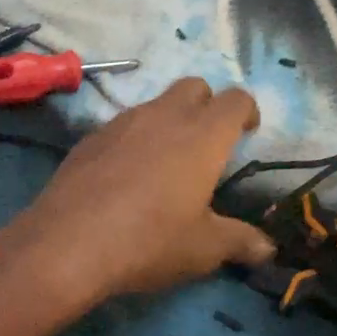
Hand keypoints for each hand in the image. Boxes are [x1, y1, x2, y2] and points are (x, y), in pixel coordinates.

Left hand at [0, 79, 274, 309]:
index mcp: (203, 135)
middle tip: (207, 143)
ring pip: (155, 103)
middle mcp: (164, 116)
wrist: (68, 243)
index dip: (247, 111)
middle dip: (207, 105)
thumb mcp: (204, 249)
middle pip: (194, 87)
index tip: (248, 133)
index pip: (235, 99)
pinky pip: (123, 125)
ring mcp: (123, 122)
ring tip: (166, 161)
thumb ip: (240, 242)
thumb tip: (268, 249)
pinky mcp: (90, 137)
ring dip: (168, 120)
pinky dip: (135, 138)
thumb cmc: (150, 241)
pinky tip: (126, 175)